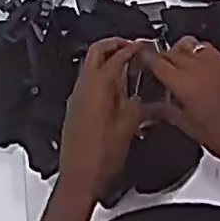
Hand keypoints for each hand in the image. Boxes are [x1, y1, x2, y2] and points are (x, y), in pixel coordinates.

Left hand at [57, 39, 145, 203]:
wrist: (80, 176)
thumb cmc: (99, 157)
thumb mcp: (129, 126)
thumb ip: (137, 105)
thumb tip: (142, 97)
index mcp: (98, 86)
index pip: (117, 55)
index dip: (133, 47)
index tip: (144, 46)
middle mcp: (84, 87)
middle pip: (96, 51)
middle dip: (114, 44)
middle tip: (131, 46)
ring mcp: (77, 96)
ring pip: (90, 65)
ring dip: (107, 59)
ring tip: (126, 65)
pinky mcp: (75, 107)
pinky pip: (88, 81)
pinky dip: (102, 76)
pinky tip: (116, 89)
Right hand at [141, 37, 219, 174]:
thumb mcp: (187, 127)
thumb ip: (165, 111)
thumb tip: (153, 107)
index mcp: (184, 83)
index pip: (156, 61)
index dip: (144, 57)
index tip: (138, 57)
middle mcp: (199, 68)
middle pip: (169, 51)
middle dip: (159, 58)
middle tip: (154, 69)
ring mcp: (215, 64)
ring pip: (187, 45)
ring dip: (177, 51)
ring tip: (175, 66)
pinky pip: (205, 49)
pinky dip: (196, 52)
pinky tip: (195, 67)